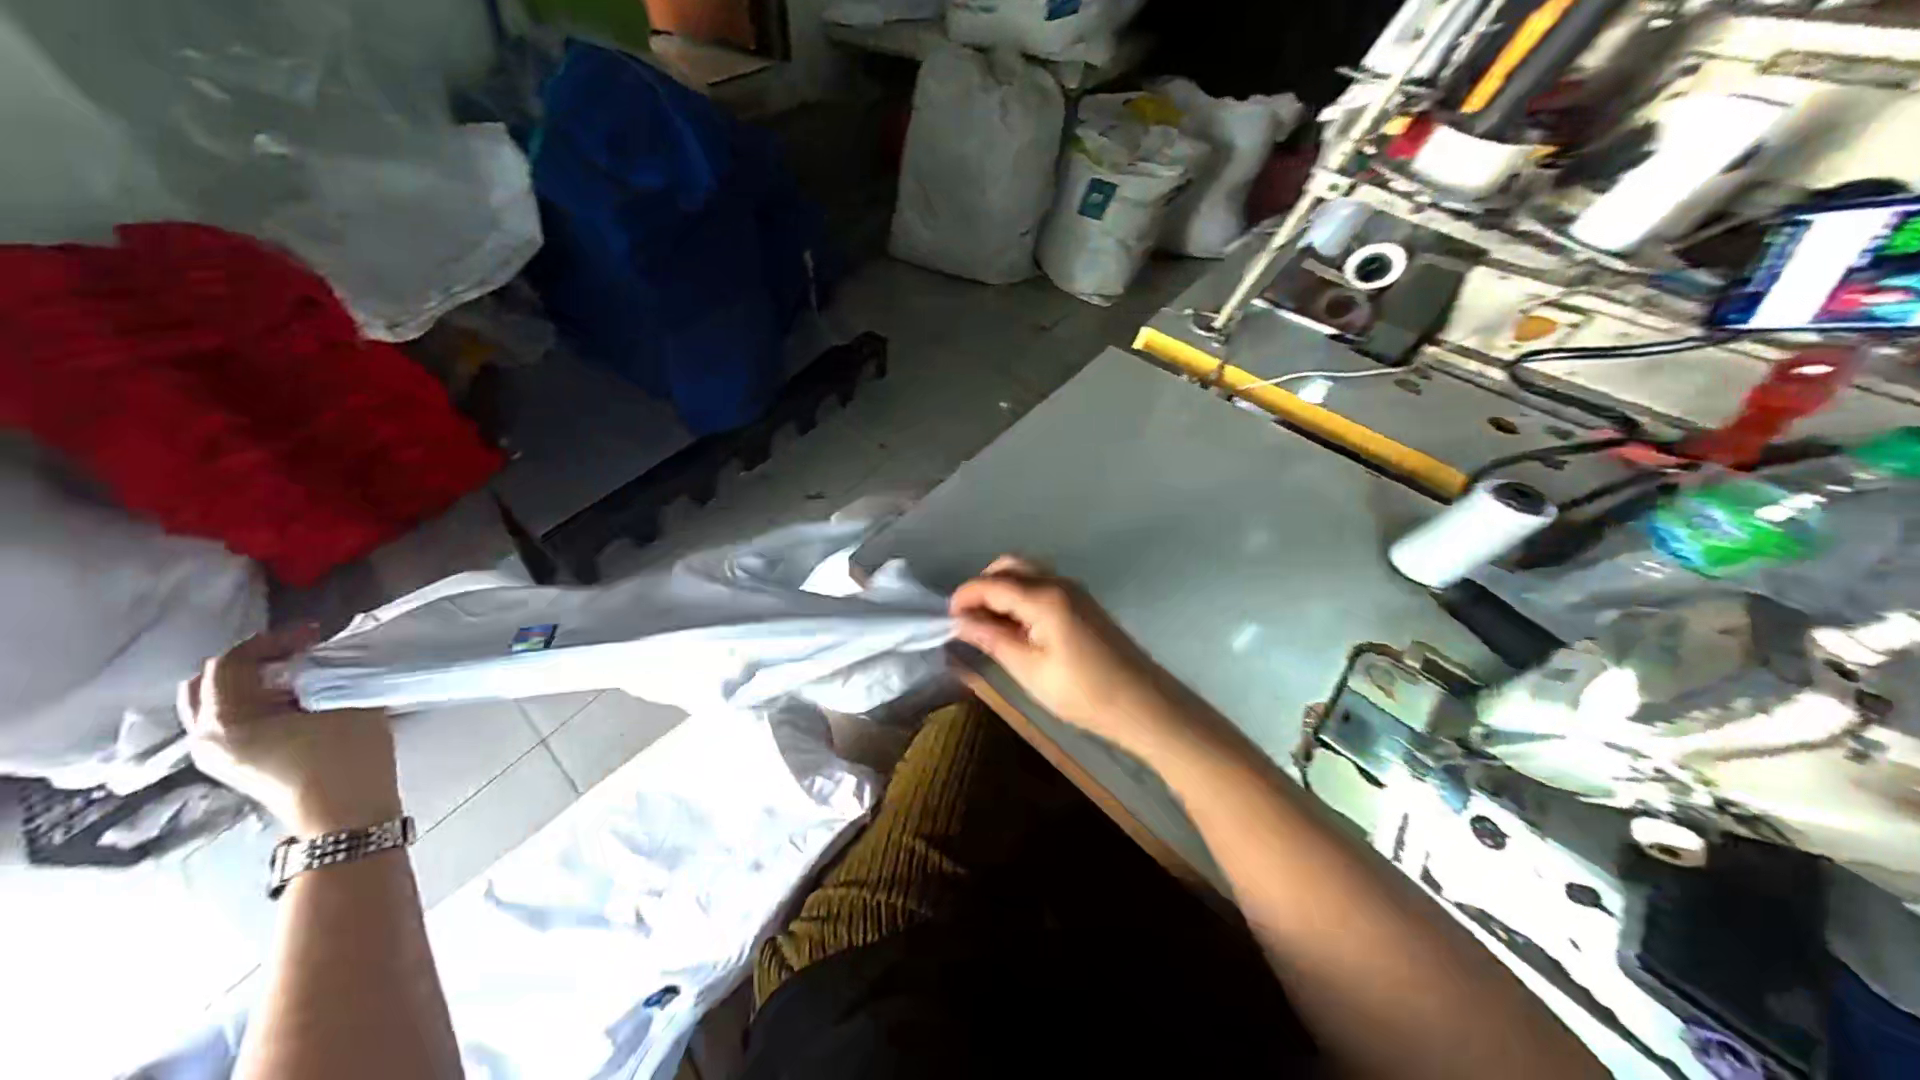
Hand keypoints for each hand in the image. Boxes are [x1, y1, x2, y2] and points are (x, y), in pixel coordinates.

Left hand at [180, 628, 401, 836]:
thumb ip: (323, 676)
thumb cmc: (346, 757)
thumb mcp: (343, 704)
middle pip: (210, 683)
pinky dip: (256, 703)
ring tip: (299, 676)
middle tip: (298, 653)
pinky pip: (230, 722)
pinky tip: (295, 702)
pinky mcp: (235, 765)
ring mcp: (215, 756)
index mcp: (223, 722)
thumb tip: (317, 661)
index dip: (274, 640)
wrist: (347, 815)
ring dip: (254, 682)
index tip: (316, 633)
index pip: (231, 663)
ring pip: (217, 704)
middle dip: (253, 661)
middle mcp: (204, 738)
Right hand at [950, 557, 1201, 758]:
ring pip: (1027, 572)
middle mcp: (1059, 583)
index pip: (992, 583)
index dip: (965, 595)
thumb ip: (993, 639)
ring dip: (1002, 588)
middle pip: (1010, 565)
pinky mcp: (1084, 603)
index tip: (946, 617)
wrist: (1143, 704)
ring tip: (989, 624)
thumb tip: (960, 622)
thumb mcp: (1029, 670)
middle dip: (983, 585)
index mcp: (1044, 598)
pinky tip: (1017, 626)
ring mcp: (1075, 591)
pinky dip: (1021, 595)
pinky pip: (1043, 585)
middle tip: (968, 618)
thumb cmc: (1083, 692)